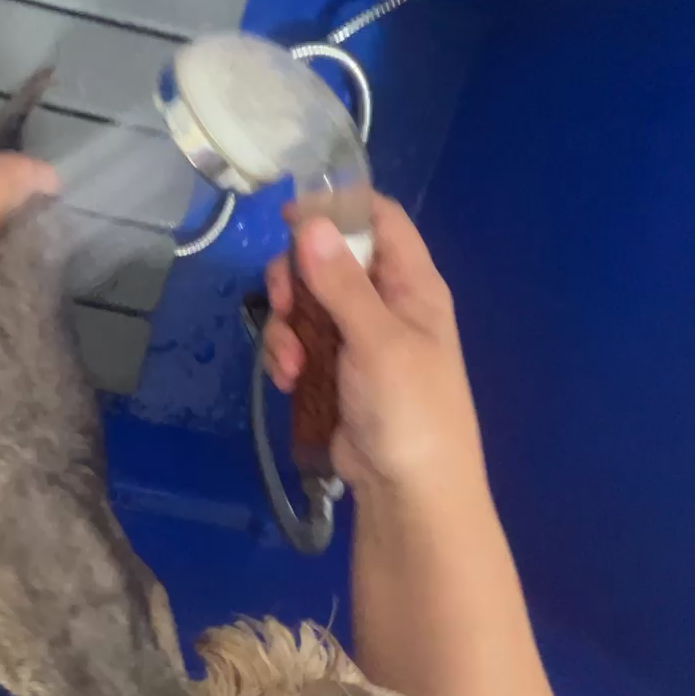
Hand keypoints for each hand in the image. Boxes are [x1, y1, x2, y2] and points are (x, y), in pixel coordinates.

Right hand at [262, 197, 488, 510]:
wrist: (407, 487)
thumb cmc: (409, 409)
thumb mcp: (376, 340)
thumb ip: (341, 282)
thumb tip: (309, 223)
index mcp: (410, 284)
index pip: (378, 220)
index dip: (336, 209)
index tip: (288, 219)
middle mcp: (382, 302)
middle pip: (326, 259)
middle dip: (295, 278)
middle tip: (284, 302)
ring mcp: (354, 335)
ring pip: (303, 302)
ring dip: (285, 327)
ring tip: (290, 364)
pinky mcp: (330, 366)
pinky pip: (296, 340)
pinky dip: (285, 355)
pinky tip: (288, 379)